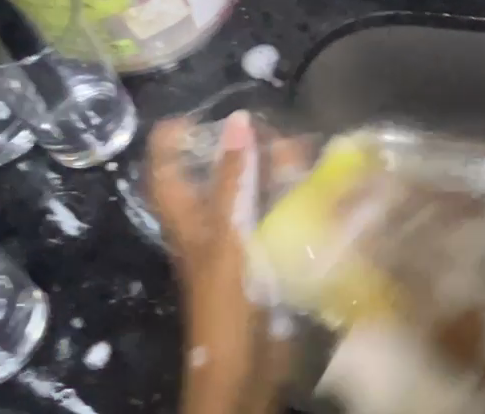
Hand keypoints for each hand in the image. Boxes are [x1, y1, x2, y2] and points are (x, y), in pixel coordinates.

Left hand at [147, 112, 305, 413]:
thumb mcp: (227, 235)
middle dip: (243, 146)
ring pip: (252, 188)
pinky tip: (319, 183)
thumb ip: (233, 178)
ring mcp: (239, 239)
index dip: (172, 138)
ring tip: (305, 149)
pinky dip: (294, 193)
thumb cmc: (225, 303)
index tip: (198, 113)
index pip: (165, 168)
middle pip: (217, 172)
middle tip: (274, 128)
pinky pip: (277, 212)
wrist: (245, 371)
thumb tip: (236, 118)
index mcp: (188, 218)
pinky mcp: (266, 255)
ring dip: (275, 166)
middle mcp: (210, 224)